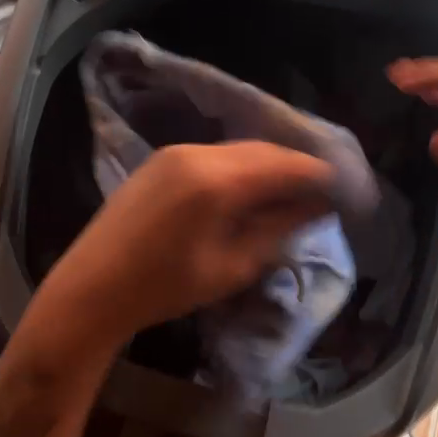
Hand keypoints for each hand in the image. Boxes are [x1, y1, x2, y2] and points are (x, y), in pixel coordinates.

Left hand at [38, 143, 336, 343]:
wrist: (93, 285)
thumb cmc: (164, 287)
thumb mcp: (231, 266)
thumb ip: (277, 229)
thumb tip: (318, 206)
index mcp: (216, 180)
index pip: (282, 163)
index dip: (317, 172)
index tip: (344, 187)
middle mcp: (196, 152)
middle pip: (260, 149)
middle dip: (294, 165)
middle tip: (323, 188)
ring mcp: (175, 151)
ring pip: (237, 149)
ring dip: (267, 164)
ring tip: (291, 190)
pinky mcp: (161, 158)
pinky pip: (213, 153)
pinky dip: (239, 166)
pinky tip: (250, 187)